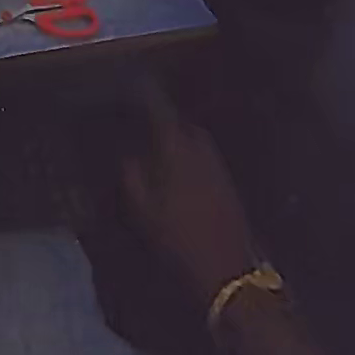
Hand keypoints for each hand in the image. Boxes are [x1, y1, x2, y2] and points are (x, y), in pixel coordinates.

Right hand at [119, 78, 261, 303]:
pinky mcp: (227, 184)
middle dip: (161, 116)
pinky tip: (176, 167)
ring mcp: (218, 166)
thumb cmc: (176, 235)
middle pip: (180, 121)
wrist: (228, 274)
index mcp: (176, 146)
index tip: (129, 81)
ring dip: (176, 134)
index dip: (143, 92)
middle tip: (139, 118)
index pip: (158, 107)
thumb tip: (126, 149)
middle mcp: (200, 148)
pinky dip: (187, 152)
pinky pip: (203, 155)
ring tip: (155, 142)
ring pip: (194, 138)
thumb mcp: (140, 204)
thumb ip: (130, 170)